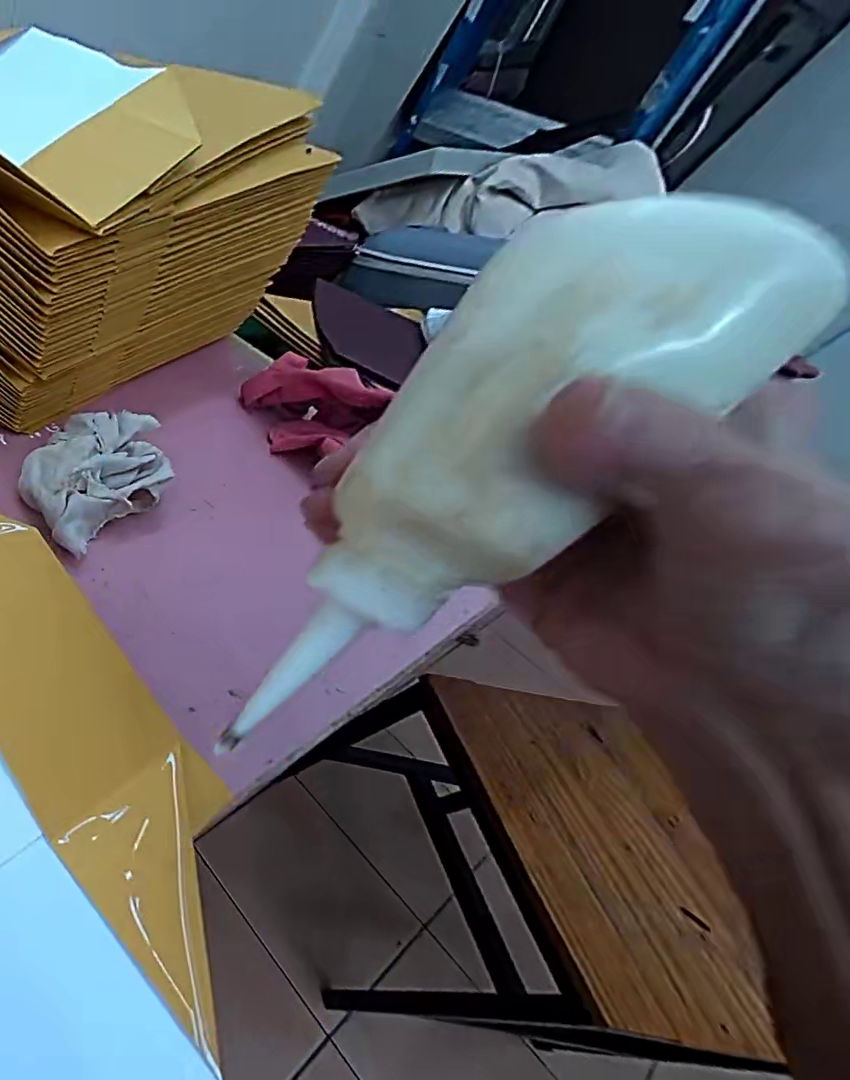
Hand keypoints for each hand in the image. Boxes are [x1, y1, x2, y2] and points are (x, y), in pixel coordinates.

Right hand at [299, 377, 849, 716]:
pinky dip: (380, 532)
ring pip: (439, 477)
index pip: (558, 361)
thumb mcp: (758, 513)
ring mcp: (537, 504)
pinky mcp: (504, 555)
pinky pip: (432, 533)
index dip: (483, 363)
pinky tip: (340, 534)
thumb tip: (559, 403)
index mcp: (661, 408)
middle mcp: (590, 448)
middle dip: (395, 438)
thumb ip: (670, 452)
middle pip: (473, 424)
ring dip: (372, 485)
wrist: (763, 710)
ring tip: (320, 503)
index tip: (416, 384)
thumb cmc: (795, 599)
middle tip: (341, 461)